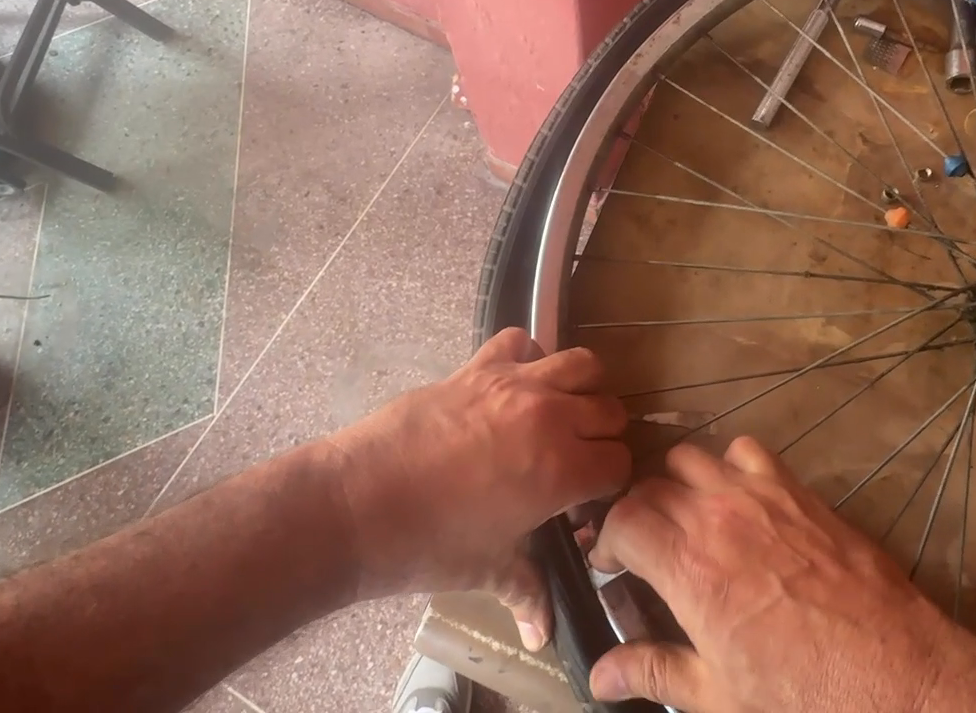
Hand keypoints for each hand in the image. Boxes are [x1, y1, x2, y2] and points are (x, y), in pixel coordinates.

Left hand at [331, 328, 629, 649]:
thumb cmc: (427, 544)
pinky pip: (521, 341)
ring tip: (562, 412)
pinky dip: (530, 356)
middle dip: (603, 436)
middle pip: (610, 410)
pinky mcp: (478, 366)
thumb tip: (542, 634)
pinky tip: (518, 384)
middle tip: (578, 457)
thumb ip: (527, 592)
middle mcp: (549, 417)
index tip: (590, 496)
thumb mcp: (487, 570)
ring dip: (583, 389)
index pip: (618, 462)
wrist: (357, 503)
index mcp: (561, 470)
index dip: (609, 482)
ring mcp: (514, 383)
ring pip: (581, 364)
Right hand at [589, 438, 975, 712]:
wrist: (894, 672)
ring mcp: (756, 494)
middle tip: (644, 546)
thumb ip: (654, 673)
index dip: (604, 538)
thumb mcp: (720, 695)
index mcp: (689, 566)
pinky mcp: (793, 488)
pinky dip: (728, 463)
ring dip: (675, 482)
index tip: (609, 562)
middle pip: (649, 485)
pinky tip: (737, 495)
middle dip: (635, 513)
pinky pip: (744, 449)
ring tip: (685, 515)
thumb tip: (598, 678)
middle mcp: (715, 515)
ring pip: (689, 456)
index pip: (621, 520)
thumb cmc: (802, 692)